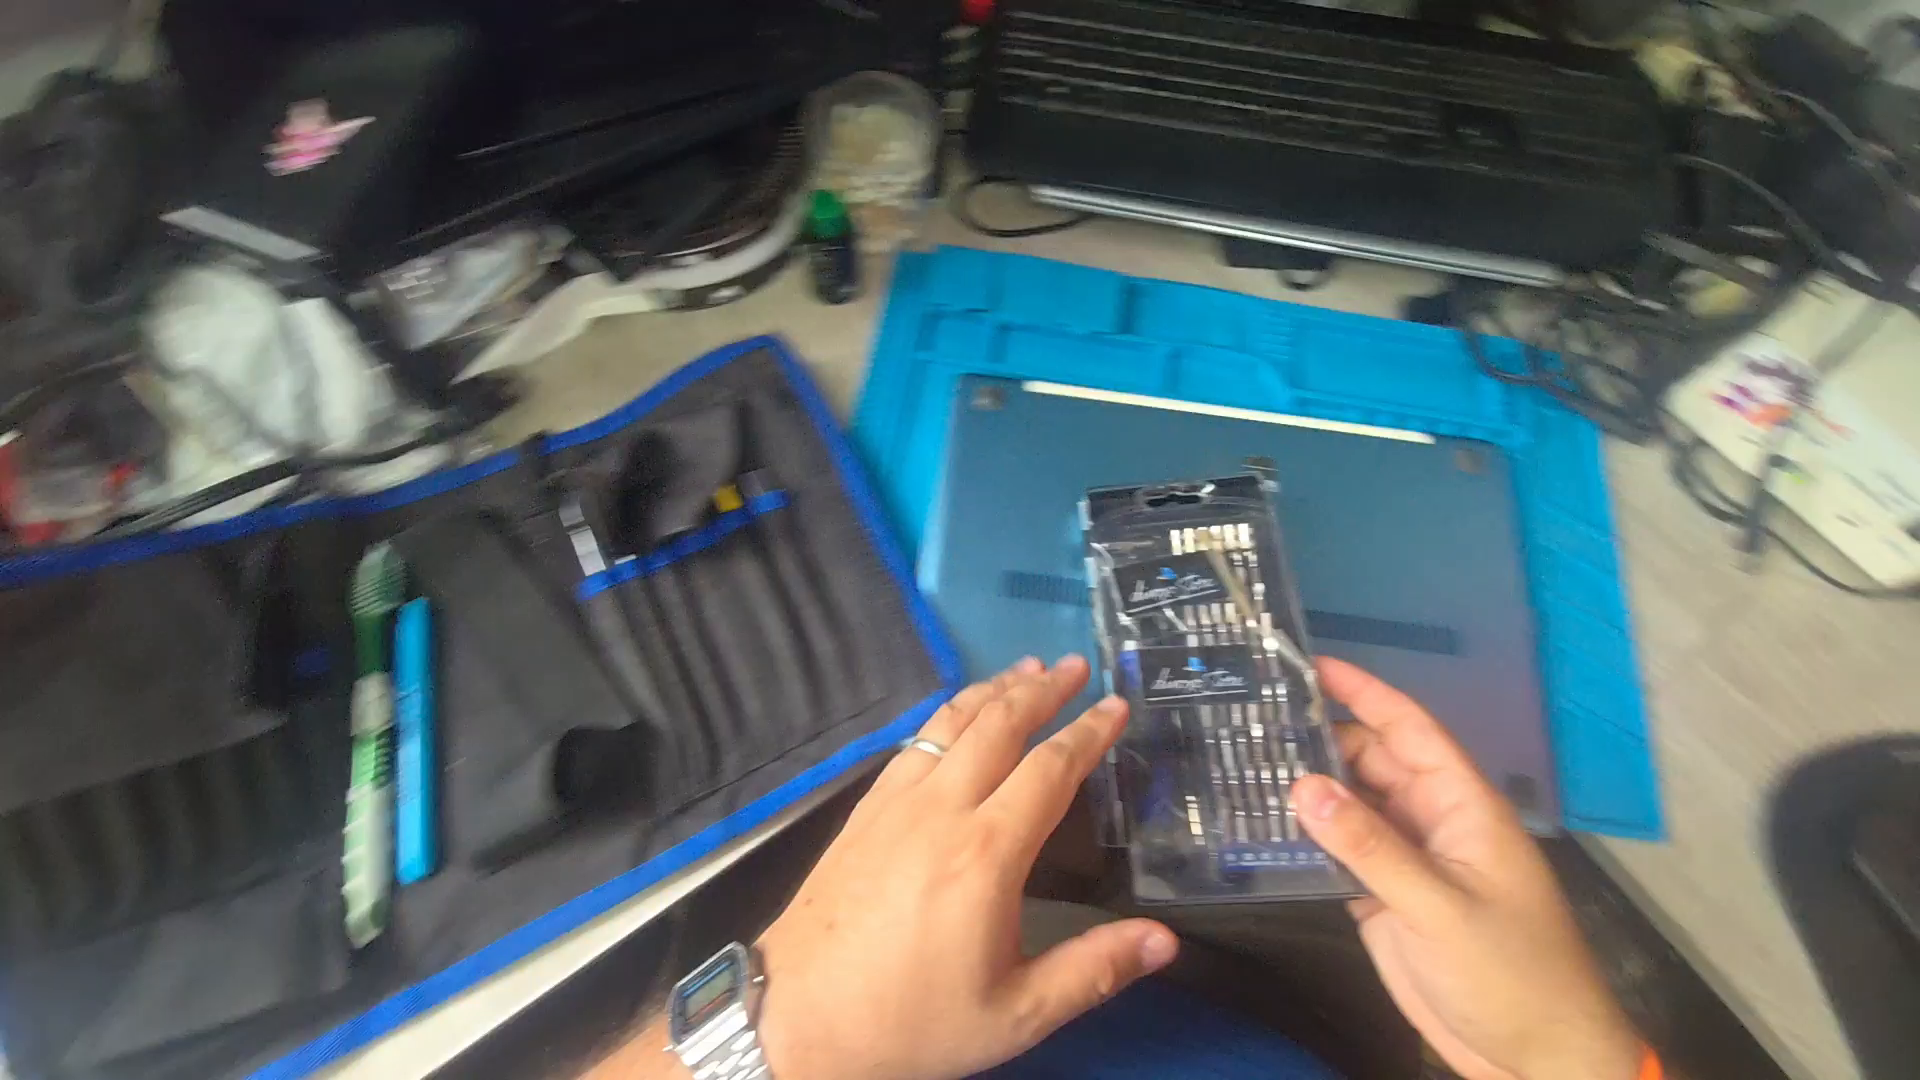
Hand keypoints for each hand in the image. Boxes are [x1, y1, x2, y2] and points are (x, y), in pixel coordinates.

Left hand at [754, 656, 1177, 1079]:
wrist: (797, 1015)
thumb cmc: (913, 1019)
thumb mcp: (1016, 1013)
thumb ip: (1094, 970)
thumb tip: (1166, 940)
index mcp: (987, 852)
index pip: (1050, 769)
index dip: (1088, 732)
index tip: (1116, 704)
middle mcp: (943, 807)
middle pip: (1001, 725)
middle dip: (1044, 689)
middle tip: (1076, 665)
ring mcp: (898, 798)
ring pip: (954, 721)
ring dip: (996, 688)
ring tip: (1028, 667)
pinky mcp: (868, 804)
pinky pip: (917, 739)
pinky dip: (950, 712)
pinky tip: (960, 711)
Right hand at [1290, 658, 1642, 1079]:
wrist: (1532, 1065)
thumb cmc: (1511, 976)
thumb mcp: (1441, 908)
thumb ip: (1370, 847)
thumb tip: (1303, 785)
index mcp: (1459, 807)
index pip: (1409, 731)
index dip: (1366, 693)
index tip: (1314, 665)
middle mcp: (1427, 820)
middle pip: (1367, 761)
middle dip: (1319, 737)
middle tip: (1256, 720)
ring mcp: (1402, 857)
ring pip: (1347, 802)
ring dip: (1305, 786)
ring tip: (1245, 763)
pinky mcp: (1378, 892)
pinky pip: (1334, 847)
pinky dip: (1302, 834)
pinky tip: (1260, 822)